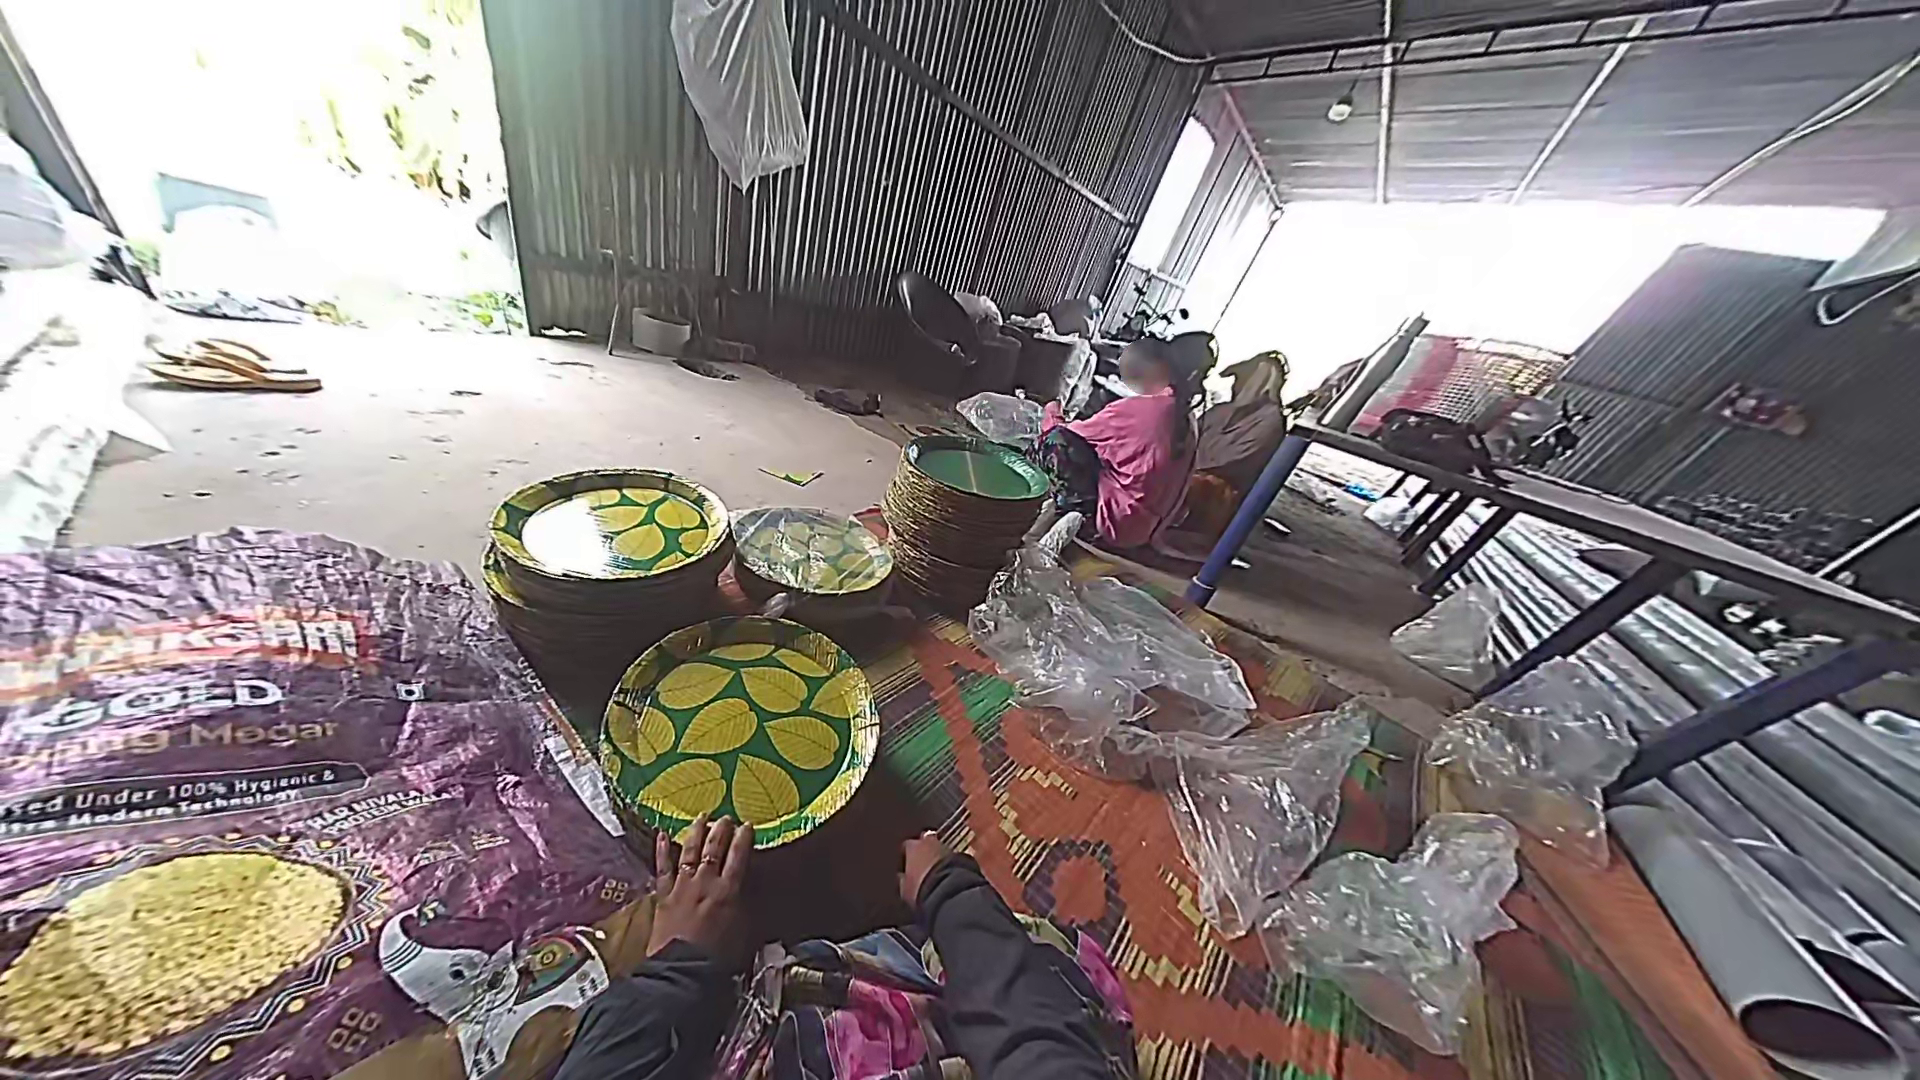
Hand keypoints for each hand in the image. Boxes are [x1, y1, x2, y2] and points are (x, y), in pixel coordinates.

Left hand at [646, 814, 751, 961]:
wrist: (679, 973)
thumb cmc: (717, 957)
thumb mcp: (743, 930)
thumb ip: (746, 905)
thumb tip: (752, 892)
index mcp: (728, 889)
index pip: (739, 855)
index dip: (744, 838)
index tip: (748, 825)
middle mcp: (706, 881)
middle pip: (715, 847)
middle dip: (722, 829)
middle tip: (727, 818)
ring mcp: (683, 886)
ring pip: (690, 851)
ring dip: (697, 832)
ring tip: (702, 816)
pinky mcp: (664, 896)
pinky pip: (662, 869)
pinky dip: (661, 850)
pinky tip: (661, 834)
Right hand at [899, 831, 947, 910]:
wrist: (948, 891)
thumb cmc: (922, 889)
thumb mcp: (905, 889)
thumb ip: (903, 879)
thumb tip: (903, 878)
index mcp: (913, 847)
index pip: (906, 846)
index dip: (906, 855)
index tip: (906, 864)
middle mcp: (929, 842)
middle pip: (924, 841)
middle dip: (923, 849)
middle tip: (921, 863)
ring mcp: (945, 846)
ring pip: (938, 847)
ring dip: (936, 854)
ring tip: (935, 869)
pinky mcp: (959, 854)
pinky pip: (949, 855)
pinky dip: (947, 861)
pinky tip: (946, 872)